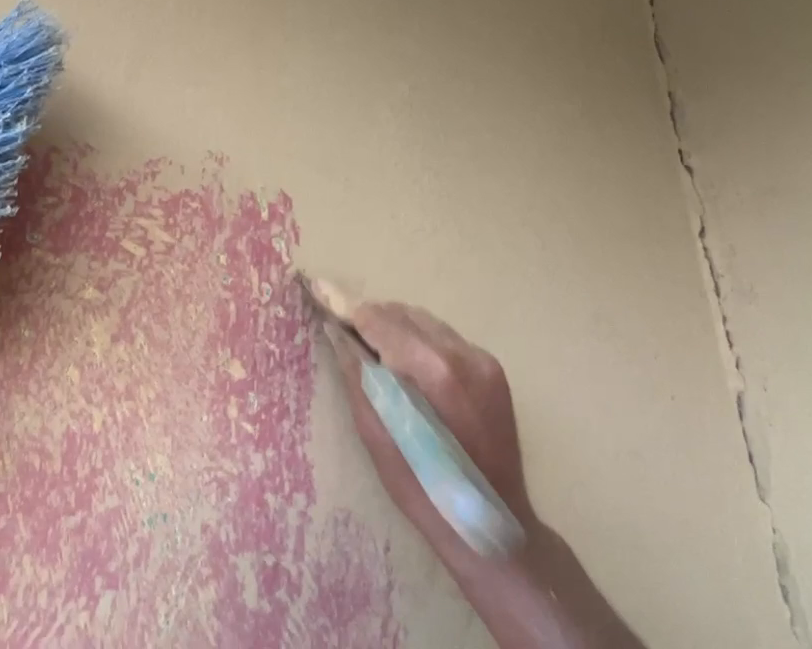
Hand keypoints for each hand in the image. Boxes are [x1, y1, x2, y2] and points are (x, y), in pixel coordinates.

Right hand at [327, 302, 534, 553]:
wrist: (491, 524)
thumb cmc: (422, 487)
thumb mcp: (375, 433)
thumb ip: (356, 374)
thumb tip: (335, 332)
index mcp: (430, 369)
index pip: (377, 318)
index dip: (343, 305)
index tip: (317, 288)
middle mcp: (461, 354)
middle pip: (402, 313)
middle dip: (369, 317)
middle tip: (342, 331)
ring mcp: (483, 361)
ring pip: (425, 322)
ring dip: (395, 328)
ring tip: (373, 351)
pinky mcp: (494, 372)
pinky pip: (446, 339)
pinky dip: (420, 343)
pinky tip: (408, 368)